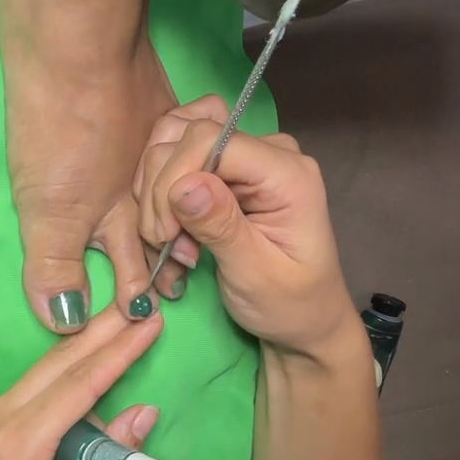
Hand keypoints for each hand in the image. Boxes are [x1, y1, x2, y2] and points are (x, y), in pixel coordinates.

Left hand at [0, 308, 164, 459]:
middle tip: (139, 305)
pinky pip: (31, 387)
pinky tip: (90, 361)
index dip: (118, 353)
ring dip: (86, 348)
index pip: (78, 385)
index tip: (149, 324)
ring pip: (44, 371)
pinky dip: (63, 375)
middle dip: (103, 332)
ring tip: (122, 324)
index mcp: (18, 444)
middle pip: (58, 363)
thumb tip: (144, 411)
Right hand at [135, 97, 359, 361]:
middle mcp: (265, 151)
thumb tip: (183, 186)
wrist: (303, 321)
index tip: (168, 235)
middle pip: (183, 137)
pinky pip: (172, 165)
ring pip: (169, 148)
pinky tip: (172, 236)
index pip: (208, 139)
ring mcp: (243, 158)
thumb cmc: (289, 304)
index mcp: (285, 171)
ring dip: (156, 199)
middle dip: (162, 194)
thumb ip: (221, 226)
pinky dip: (159, 200)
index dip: (174, 179)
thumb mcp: (255, 275)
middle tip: (171, 247)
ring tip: (173, 246)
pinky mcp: (223, 171)